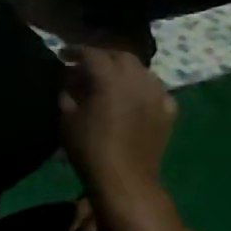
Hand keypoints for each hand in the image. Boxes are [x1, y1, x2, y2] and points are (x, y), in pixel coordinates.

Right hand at [59, 46, 176, 203]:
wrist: (124, 179)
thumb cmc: (88, 147)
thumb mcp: (65, 116)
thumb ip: (67, 90)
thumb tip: (68, 77)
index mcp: (110, 81)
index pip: (92, 54)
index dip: (75, 51)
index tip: (62, 54)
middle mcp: (137, 82)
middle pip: (121, 56)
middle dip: (102, 56)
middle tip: (86, 65)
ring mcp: (157, 96)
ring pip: (142, 70)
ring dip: (124, 69)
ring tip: (110, 78)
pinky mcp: (168, 112)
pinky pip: (157, 89)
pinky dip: (143, 86)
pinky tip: (134, 95)